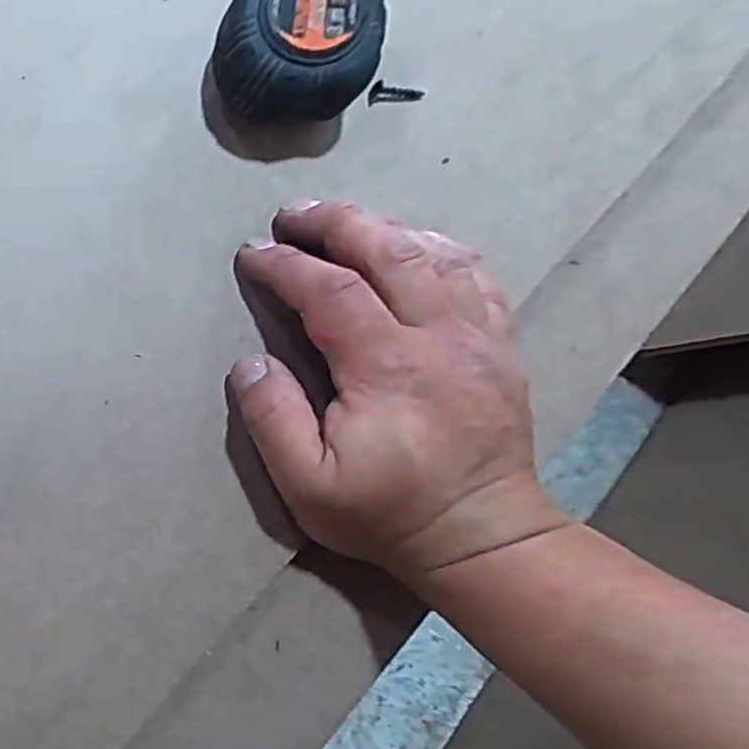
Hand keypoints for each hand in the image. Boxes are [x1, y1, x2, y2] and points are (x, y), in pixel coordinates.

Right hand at [230, 201, 572, 577]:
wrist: (476, 534)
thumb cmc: (383, 514)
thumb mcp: (306, 484)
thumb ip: (272, 419)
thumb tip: (249, 363)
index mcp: (386, 367)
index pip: (330, 291)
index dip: (286, 266)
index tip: (253, 253)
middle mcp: (438, 335)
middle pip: (387, 251)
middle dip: (334, 223)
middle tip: (293, 214)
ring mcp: (478, 336)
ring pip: (433, 254)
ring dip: (382, 228)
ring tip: (342, 223)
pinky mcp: (498, 347)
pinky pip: (473, 275)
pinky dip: (436, 249)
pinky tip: (413, 247)